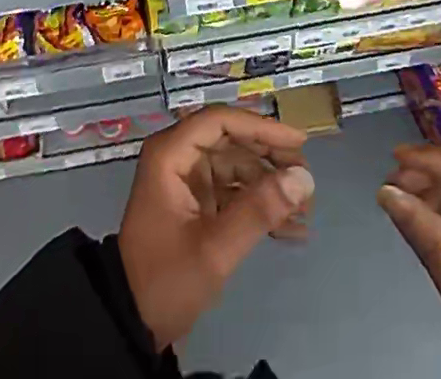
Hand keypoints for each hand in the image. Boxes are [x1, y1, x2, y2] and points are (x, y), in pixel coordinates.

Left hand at [118, 107, 313, 350]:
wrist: (133, 318)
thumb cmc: (167, 278)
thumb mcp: (215, 248)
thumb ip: (259, 210)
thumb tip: (303, 178)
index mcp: (170, 154)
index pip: (219, 122)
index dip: (260, 127)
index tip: (298, 143)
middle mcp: (177, 158)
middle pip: (231, 141)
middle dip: (270, 158)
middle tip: (306, 181)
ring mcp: (187, 181)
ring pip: (237, 166)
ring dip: (270, 186)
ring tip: (305, 212)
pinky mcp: (197, 204)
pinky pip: (234, 192)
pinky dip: (260, 206)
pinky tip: (291, 229)